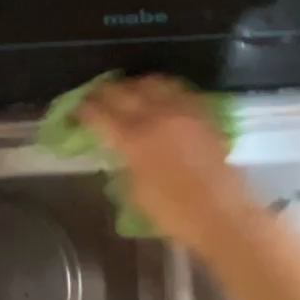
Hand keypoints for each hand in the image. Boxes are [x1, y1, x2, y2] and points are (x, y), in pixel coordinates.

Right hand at [77, 76, 260, 250]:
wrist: (222, 216)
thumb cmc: (174, 215)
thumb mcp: (136, 192)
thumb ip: (124, 162)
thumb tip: (118, 146)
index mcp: (134, 141)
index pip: (100, 114)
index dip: (85, 110)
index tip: (77, 110)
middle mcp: (157, 118)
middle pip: (124, 91)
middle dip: (105, 92)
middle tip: (96, 96)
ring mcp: (183, 112)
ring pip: (153, 83)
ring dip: (135, 85)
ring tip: (128, 92)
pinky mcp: (203, 114)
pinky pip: (179, 90)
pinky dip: (164, 89)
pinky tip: (160, 98)